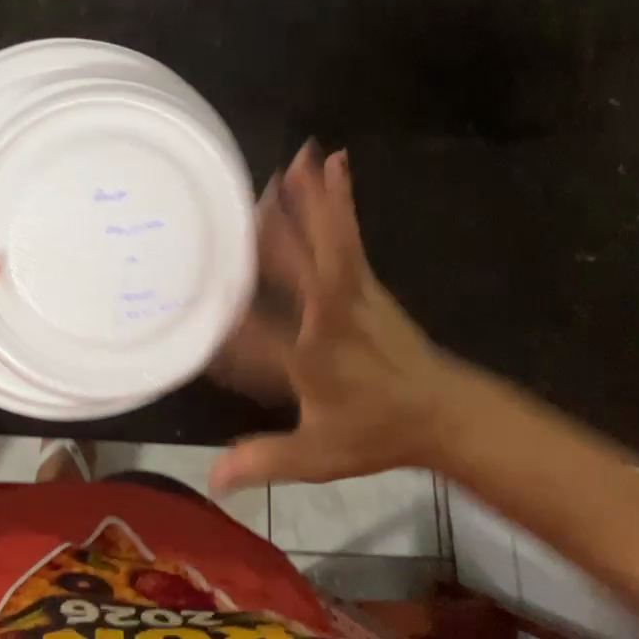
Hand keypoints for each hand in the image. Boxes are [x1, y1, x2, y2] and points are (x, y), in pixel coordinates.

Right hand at [209, 144, 466, 494]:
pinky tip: (335, 165)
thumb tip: (211, 481)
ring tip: (299, 156)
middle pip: (300, 270)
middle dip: (278, 232)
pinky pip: (347, 233)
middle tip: (257, 190)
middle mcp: (330, 318)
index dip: (230, 323)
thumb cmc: (376, 432)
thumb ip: (265, 460)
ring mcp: (352, 294)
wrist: (442, 412)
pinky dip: (339, 198)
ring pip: (327, 241)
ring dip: (311, 199)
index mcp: (312, 360)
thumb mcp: (320, 455)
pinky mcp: (366, 280)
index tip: (196, 305)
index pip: (262, 338)